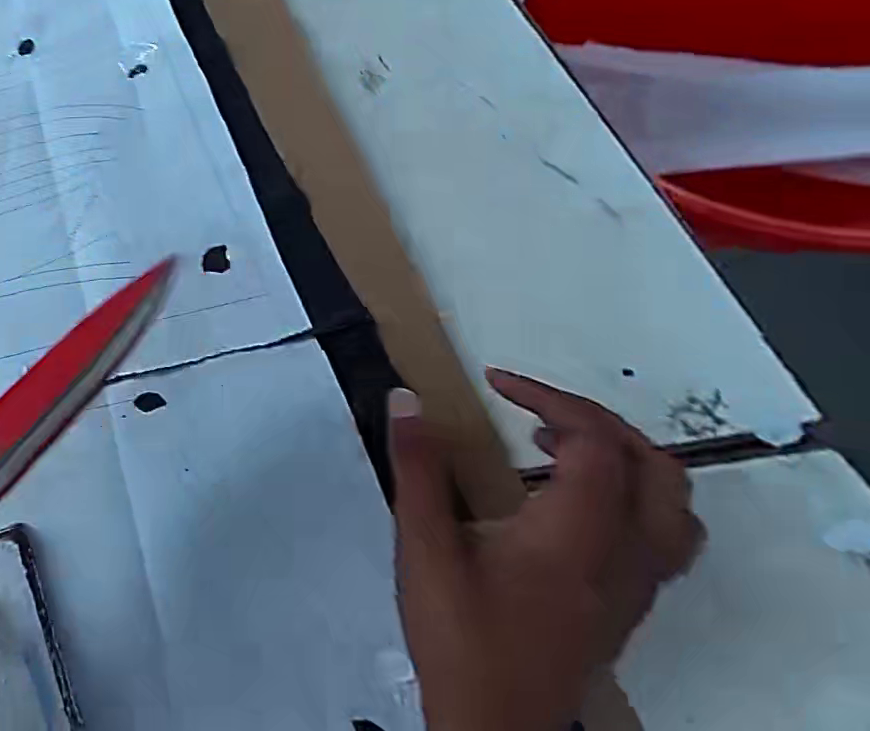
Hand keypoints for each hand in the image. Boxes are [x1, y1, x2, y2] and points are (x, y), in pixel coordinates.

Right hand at [388, 368, 703, 730]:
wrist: (493, 717)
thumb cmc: (455, 628)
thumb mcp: (422, 543)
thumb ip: (417, 468)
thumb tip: (407, 399)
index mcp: (576, 537)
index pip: (598, 447)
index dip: (550, 400)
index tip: (495, 382)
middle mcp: (625, 557)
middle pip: (656, 470)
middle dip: (595, 420)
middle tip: (529, 404)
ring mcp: (635, 584)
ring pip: (673, 505)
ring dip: (622, 455)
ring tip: (550, 441)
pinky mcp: (627, 601)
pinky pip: (660, 531)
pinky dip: (625, 491)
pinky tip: (563, 496)